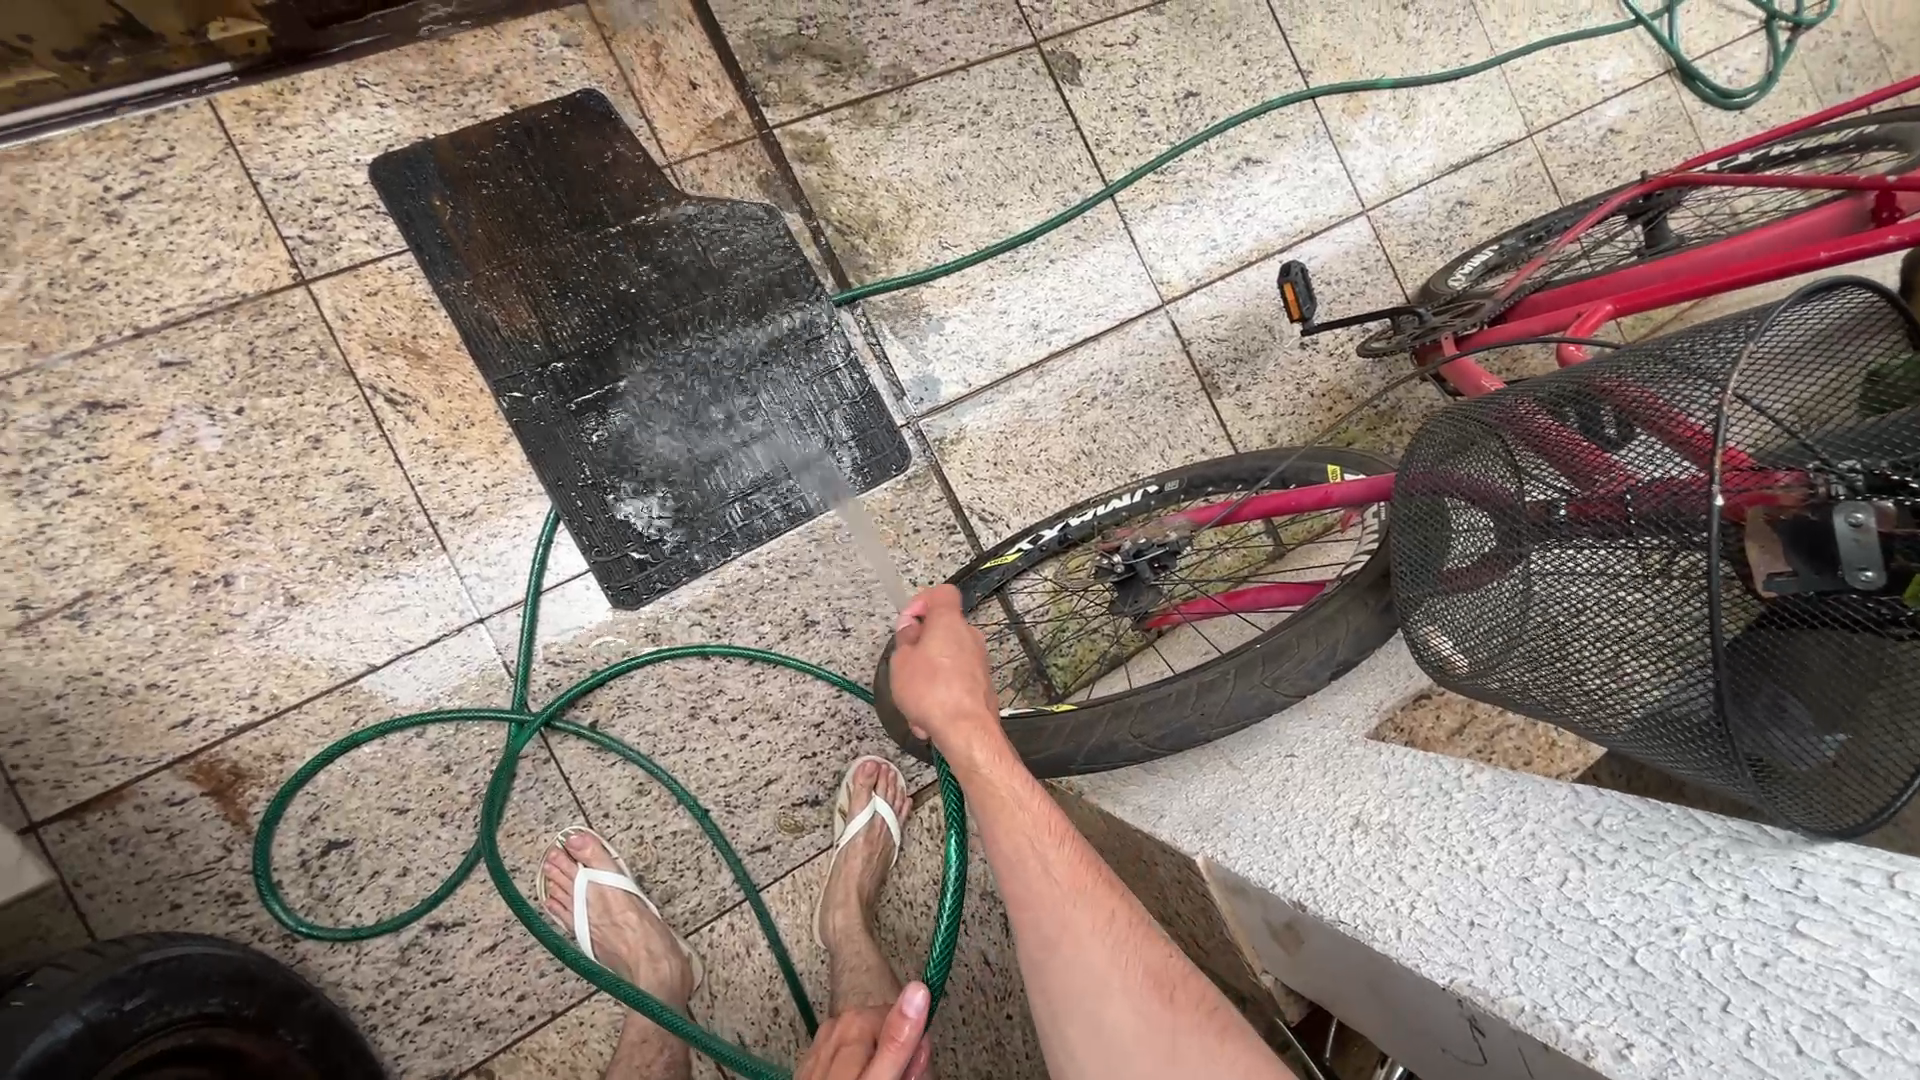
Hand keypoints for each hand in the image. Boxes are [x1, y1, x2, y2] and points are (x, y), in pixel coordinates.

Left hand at [794, 981, 932, 1079]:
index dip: (913, 1049)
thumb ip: (898, 1039)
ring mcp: (823, 1044)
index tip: (910, 1073)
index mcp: (856, 1022)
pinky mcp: (814, 1063)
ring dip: (878, 1069)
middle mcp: (838, 1025)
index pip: (906, 1017)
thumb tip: (918, 990)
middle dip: (896, 1060)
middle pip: (886, 1032)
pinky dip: (856, 1075)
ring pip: (868, 1046)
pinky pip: (848, 1059)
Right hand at [889, 585, 1003, 758]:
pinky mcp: (982, 683)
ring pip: (947, 658)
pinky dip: (941, 692)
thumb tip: (909, 630)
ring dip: (928, 674)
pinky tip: (927, 716)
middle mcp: (969, 636)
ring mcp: (978, 660)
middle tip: (905, 662)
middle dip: (921, 645)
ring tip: (914, 699)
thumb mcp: (901, 662)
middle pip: (943, 628)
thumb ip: (905, 640)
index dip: (922, 601)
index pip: (942, 593)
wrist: (966, 730)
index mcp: (949, 622)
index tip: (908, 622)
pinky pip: (955, 680)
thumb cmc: (934, 693)